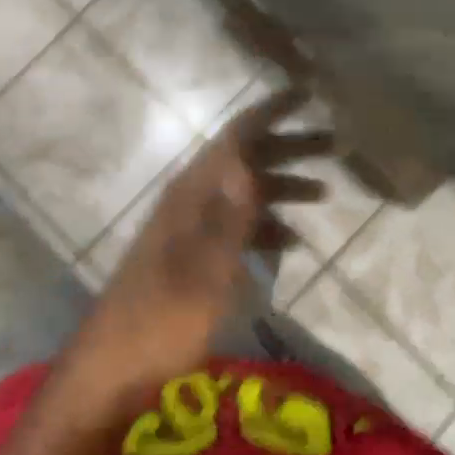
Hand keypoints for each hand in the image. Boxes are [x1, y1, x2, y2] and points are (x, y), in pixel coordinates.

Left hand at [67, 87, 331, 398]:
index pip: (233, 137)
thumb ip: (226, 217)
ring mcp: (188, 228)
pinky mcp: (191, 256)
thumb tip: (244, 158)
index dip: (268, 112)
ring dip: (280, 188)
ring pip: (241, 192)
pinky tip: (292, 243)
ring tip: (326, 194)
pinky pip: (234, 226)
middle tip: (336, 142)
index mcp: (189, 194)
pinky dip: (264, 228)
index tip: (305, 92)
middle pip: (241, 159)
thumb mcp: (202, 272)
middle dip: (286, 147)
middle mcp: (188, 200)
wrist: (117, 362)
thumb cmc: (161, 318)